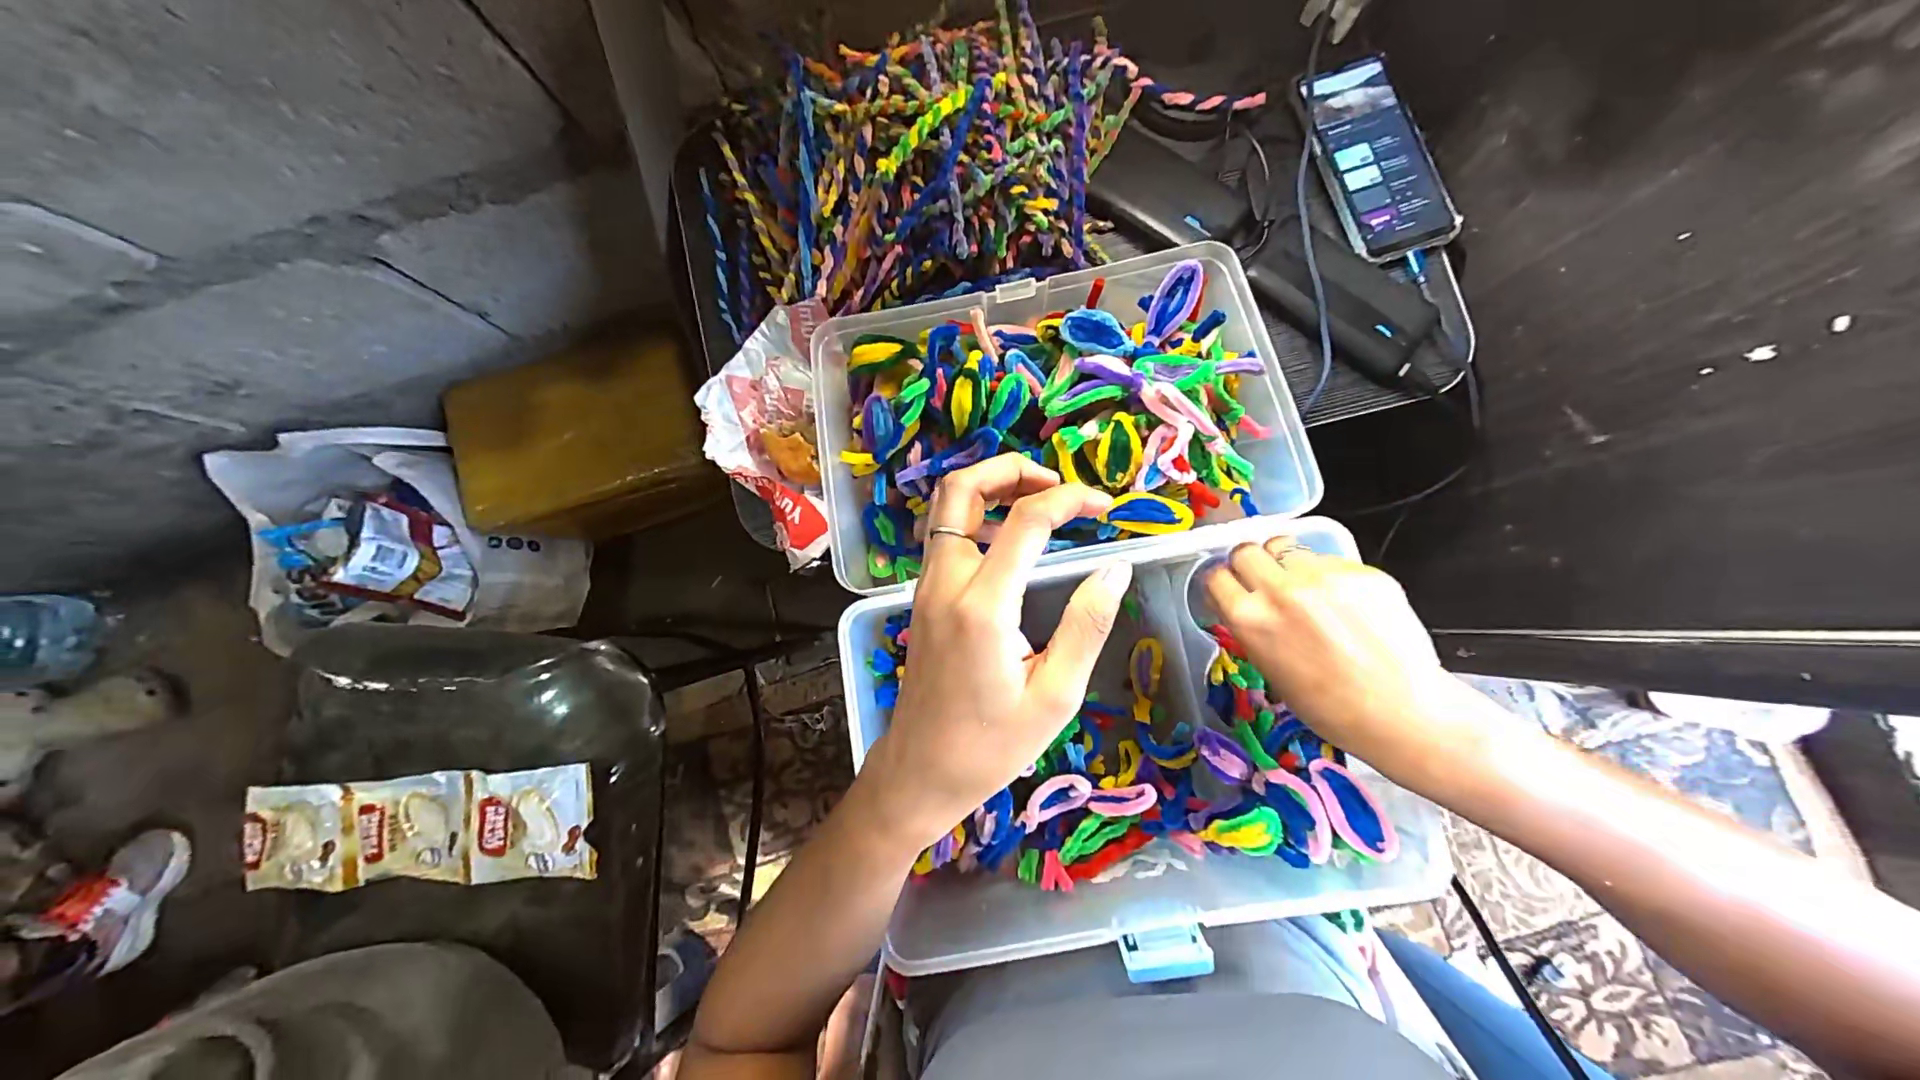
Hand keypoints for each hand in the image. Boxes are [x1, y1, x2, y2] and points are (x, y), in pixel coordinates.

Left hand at [857, 456, 1132, 850]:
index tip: (1104, 506)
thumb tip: (1116, 568)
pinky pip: (945, 534)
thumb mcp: (1055, 696)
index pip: (1026, 521)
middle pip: (961, 488)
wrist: (920, 771)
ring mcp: (926, 587)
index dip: (1070, 499)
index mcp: (983, 607)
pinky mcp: (923, 597)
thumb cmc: (991, 746)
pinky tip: (1013, 539)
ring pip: (947, 507)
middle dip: (1011, 469)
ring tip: (1042, 504)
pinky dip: (978, 515)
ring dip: (992, 488)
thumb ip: (1086, 625)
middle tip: (1057, 486)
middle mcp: (945, 583)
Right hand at [1204, 537, 1470, 778]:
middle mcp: (1280, 590)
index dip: (1223, 582)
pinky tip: (1342, 602)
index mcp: (1250, 619)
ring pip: (1287, 547)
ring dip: (1287, 563)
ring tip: (1304, 588)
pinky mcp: (1360, 572)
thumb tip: (1241, 602)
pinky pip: (1329, 559)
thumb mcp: (1268, 668)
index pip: (1216, 576)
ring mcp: (1322, 577)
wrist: (1400, 712)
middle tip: (1263, 580)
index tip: (1230, 586)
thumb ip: (1250, 626)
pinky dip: (1328, 574)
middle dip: (1250, 564)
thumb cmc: (1331, 706)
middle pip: (1246, 550)